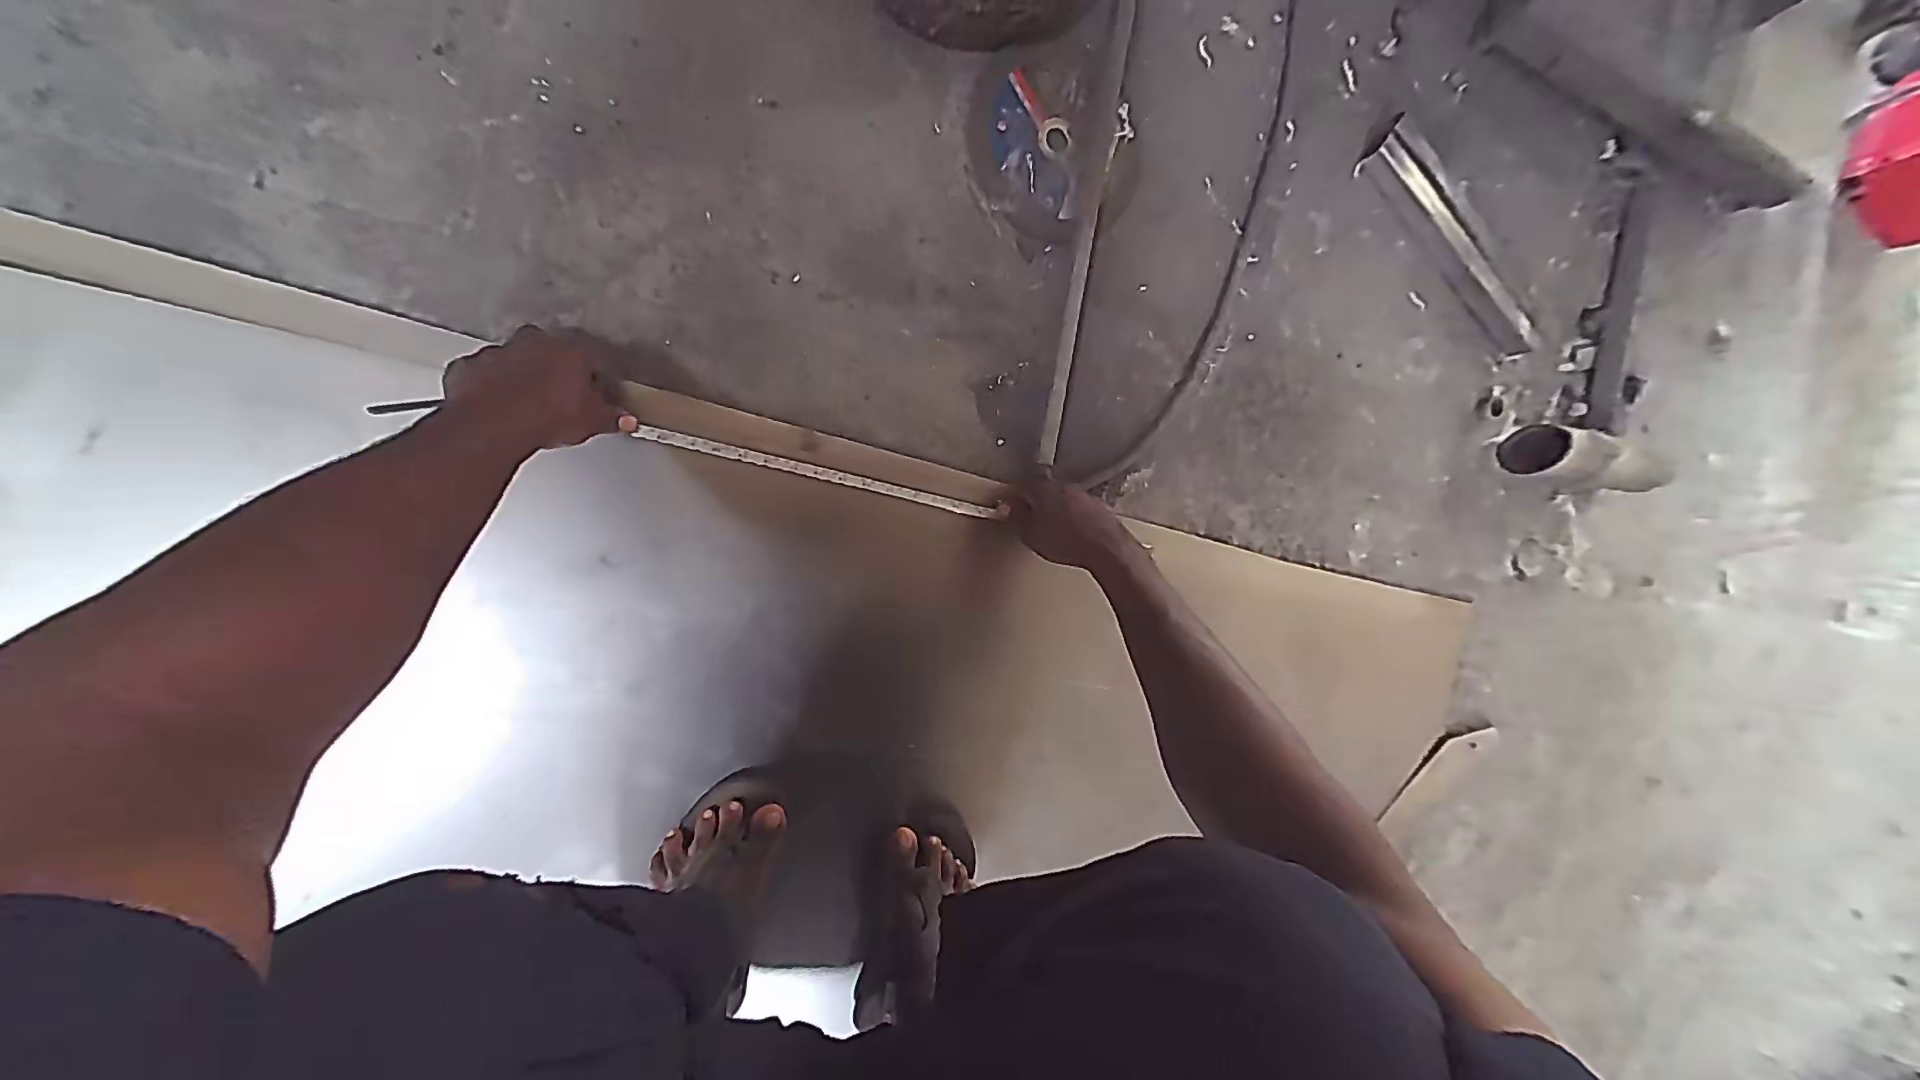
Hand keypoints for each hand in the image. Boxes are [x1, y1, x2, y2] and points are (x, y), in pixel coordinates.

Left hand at [441, 326, 638, 450]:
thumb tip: (623, 419)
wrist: (492, 425)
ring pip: (521, 358)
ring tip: (537, 403)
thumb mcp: (593, 421)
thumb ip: (612, 417)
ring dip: (529, 374)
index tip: (607, 390)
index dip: (606, 374)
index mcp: (572, 350)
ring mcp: (501, 352)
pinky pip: (488, 372)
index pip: (599, 355)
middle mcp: (536, 343)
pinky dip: (496, 384)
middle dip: (564, 369)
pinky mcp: (473, 367)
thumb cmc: (544, 415)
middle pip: (557, 351)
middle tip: (571, 394)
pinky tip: (503, 403)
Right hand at [1001, 475, 1144, 570]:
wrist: (1107, 548)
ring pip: (1063, 497)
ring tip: (1052, 529)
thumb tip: (1007, 508)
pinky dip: (1074, 515)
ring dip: (1056, 508)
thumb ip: (1017, 518)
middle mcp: (1064, 486)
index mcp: (1043, 489)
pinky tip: (1072, 532)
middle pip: (1044, 487)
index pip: (1022, 485)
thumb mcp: (1031, 535)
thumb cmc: (1068, 541)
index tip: (1008, 507)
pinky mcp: (1099, 506)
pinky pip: (1079, 507)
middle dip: (1035, 500)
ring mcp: (1084, 494)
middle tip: (1029, 518)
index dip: (1013, 496)